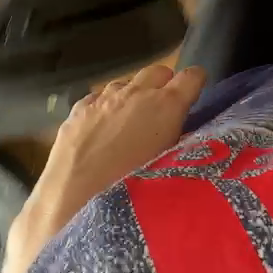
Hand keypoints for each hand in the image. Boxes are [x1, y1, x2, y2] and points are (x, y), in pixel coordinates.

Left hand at [0, 63, 206, 272]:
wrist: (73, 201)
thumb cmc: (133, 191)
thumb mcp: (170, 167)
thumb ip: (181, 143)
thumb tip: (186, 133)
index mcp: (165, 105)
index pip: (191, 76)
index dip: (197, 81)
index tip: (199, 90)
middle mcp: (135, 92)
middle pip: (158, 71)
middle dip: (165, 83)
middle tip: (166, 106)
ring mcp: (104, 98)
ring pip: (126, 83)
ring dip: (133, 95)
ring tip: (132, 120)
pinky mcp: (79, 109)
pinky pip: (99, 98)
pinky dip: (106, 107)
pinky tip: (102, 127)